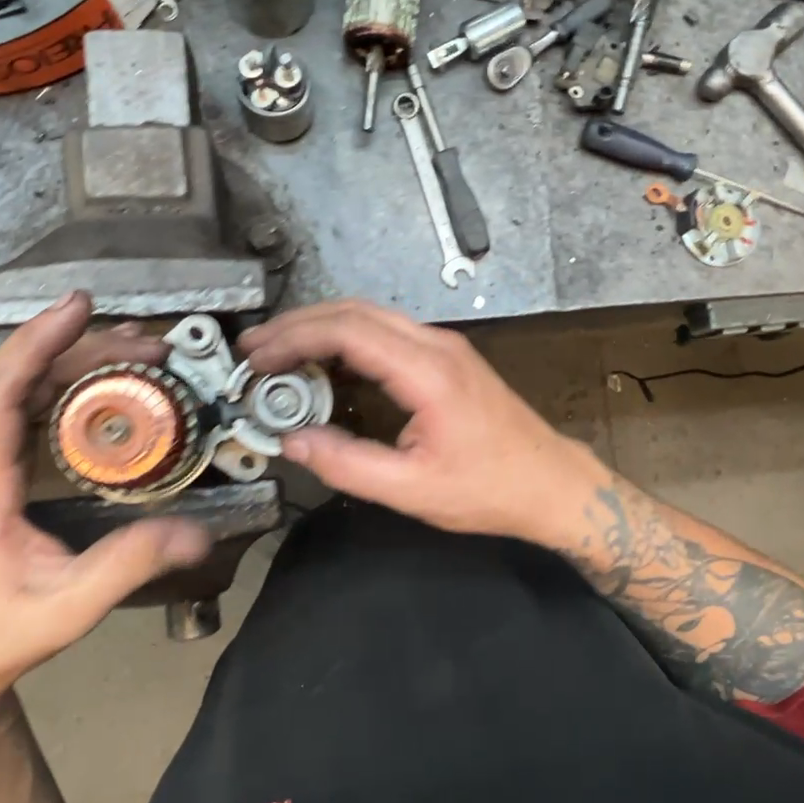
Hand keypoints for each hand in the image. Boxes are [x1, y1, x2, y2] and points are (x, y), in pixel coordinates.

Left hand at [0, 293, 210, 716]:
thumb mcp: (69, 607)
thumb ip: (131, 564)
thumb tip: (200, 533)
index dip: (32, 345)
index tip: (77, 308)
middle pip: (11, 382)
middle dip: (76, 350)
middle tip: (147, 343)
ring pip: (13, 392)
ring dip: (70, 363)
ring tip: (134, 352)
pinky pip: (16, 411)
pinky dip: (59, 387)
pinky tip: (100, 386)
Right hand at [238, 300, 607, 544]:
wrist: (550, 483)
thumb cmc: (489, 490)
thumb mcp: (413, 490)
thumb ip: (348, 464)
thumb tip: (291, 441)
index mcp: (429, 372)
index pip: (349, 330)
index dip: (295, 337)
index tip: (256, 358)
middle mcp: (438, 346)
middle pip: (356, 312)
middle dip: (299, 325)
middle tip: (253, 350)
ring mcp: (446, 348)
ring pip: (372, 317)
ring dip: (321, 328)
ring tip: (277, 353)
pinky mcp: (448, 359)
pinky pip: (388, 333)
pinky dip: (347, 338)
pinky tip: (323, 361)